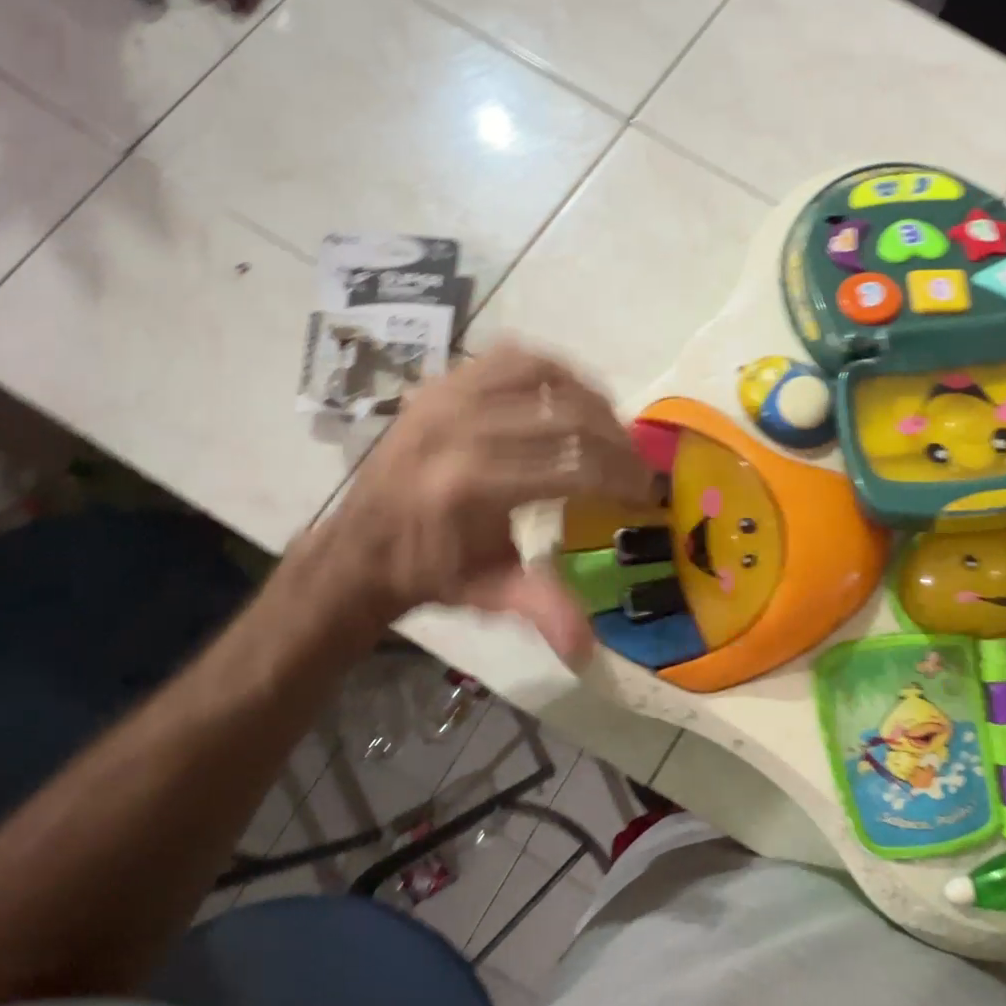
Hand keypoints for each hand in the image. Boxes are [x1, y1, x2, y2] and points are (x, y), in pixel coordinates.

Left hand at [307, 340, 655, 661]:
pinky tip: (570, 397)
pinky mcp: (441, 383)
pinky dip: (552, 372)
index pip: (573, 465)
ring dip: (591, 402)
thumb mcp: (488, 595)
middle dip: (616, 441)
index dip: (621, 476)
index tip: (646, 492)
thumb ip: (540, 609)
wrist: (360, 546)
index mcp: (471, 485)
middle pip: (567, 416)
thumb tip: (586, 647)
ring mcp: (446, 398)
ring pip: (545, 378)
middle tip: (637, 465)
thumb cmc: (432, 572)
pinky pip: (512, 358)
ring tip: (611, 431)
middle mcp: (459, 429)